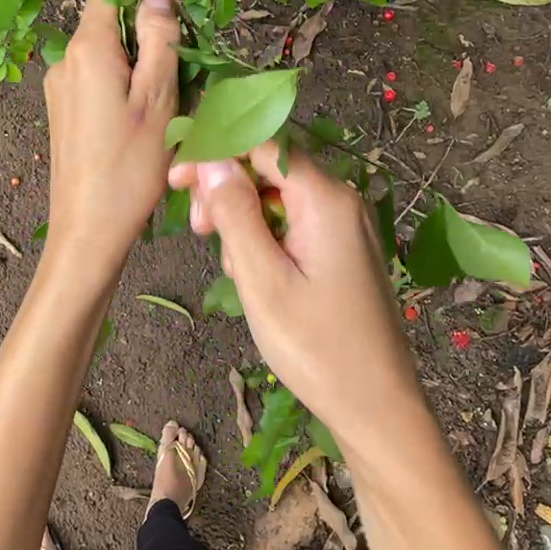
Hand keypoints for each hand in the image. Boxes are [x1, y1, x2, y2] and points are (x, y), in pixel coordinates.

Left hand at [43, 0, 184, 268]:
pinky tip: (148, 113)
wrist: (89, 228)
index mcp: (86, 49)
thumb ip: (159, 37)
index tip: (186, 0)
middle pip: (111, 19)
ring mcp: (60, 87)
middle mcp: (64, 60)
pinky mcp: (63, 111)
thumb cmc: (131, 166)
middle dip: (152, 26)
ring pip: (108, 51)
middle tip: (190, 54)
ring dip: (143, 58)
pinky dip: (126, 81)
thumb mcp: (158, 97)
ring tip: (175, 92)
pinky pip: (98, 78)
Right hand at [168, 141, 411, 421]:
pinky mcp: (343, 248)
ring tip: (229, 263)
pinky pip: (294, 221)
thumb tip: (212, 162)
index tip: (175, 181)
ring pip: (278, 196)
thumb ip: (235, 215)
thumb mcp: (262, 280)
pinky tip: (254, 272)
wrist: (375, 404)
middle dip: (226, 188)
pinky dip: (264, 236)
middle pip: (270, 167)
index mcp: (326, 200)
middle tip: (198, 229)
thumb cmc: (314, 346)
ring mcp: (346, 225)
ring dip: (242, 216)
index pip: (262, 145)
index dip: (215, 153)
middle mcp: (342, 200)